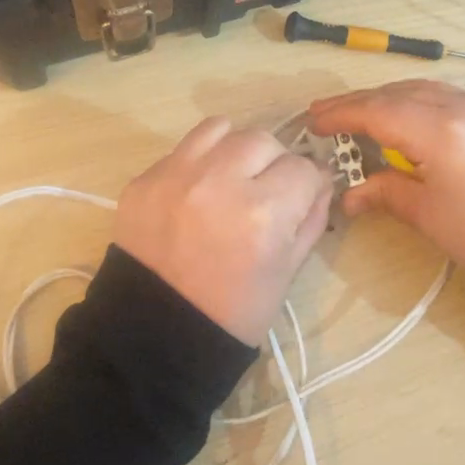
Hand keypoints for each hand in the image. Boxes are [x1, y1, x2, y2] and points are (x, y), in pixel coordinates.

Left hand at [114, 117, 332, 344]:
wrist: (154, 335)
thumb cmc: (231, 314)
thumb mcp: (285, 273)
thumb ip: (309, 220)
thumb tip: (320, 182)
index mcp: (263, 213)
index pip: (303, 169)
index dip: (307, 185)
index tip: (301, 198)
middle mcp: (220, 182)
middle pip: (263, 140)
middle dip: (273, 163)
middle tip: (265, 190)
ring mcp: (176, 176)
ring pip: (221, 129)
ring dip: (234, 149)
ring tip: (230, 178)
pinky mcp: (143, 180)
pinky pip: (182, 149)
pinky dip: (197, 163)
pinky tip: (196, 193)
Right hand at [309, 81, 464, 286]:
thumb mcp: (430, 218)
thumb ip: (385, 193)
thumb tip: (349, 193)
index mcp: (440, 132)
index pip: (377, 112)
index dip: (341, 115)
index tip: (312, 122)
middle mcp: (459, 105)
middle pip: (395, 93)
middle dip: (356, 102)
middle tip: (322, 114)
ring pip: (419, 88)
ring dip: (383, 97)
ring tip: (354, 113)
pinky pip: (442, 94)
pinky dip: (412, 100)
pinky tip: (399, 115)